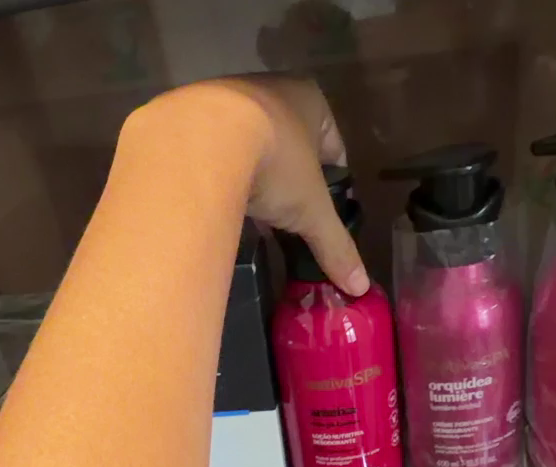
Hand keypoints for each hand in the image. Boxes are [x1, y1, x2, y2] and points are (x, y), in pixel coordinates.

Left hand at [140, 76, 367, 295]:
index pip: (333, 144)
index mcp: (309, 100)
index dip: (333, 179)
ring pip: (253, 146)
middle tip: (290, 216)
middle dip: (292, 180)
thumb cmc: (274, 164)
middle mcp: (270, 90)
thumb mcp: (311, 211)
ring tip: (256, 212)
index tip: (326, 209)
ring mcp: (228, 99)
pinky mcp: (194, 118)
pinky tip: (222, 200)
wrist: (200, 141)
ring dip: (256, 175)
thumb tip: (361, 286)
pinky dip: (224, 174)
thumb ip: (335, 245)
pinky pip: (218, 152)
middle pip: (292, 144)